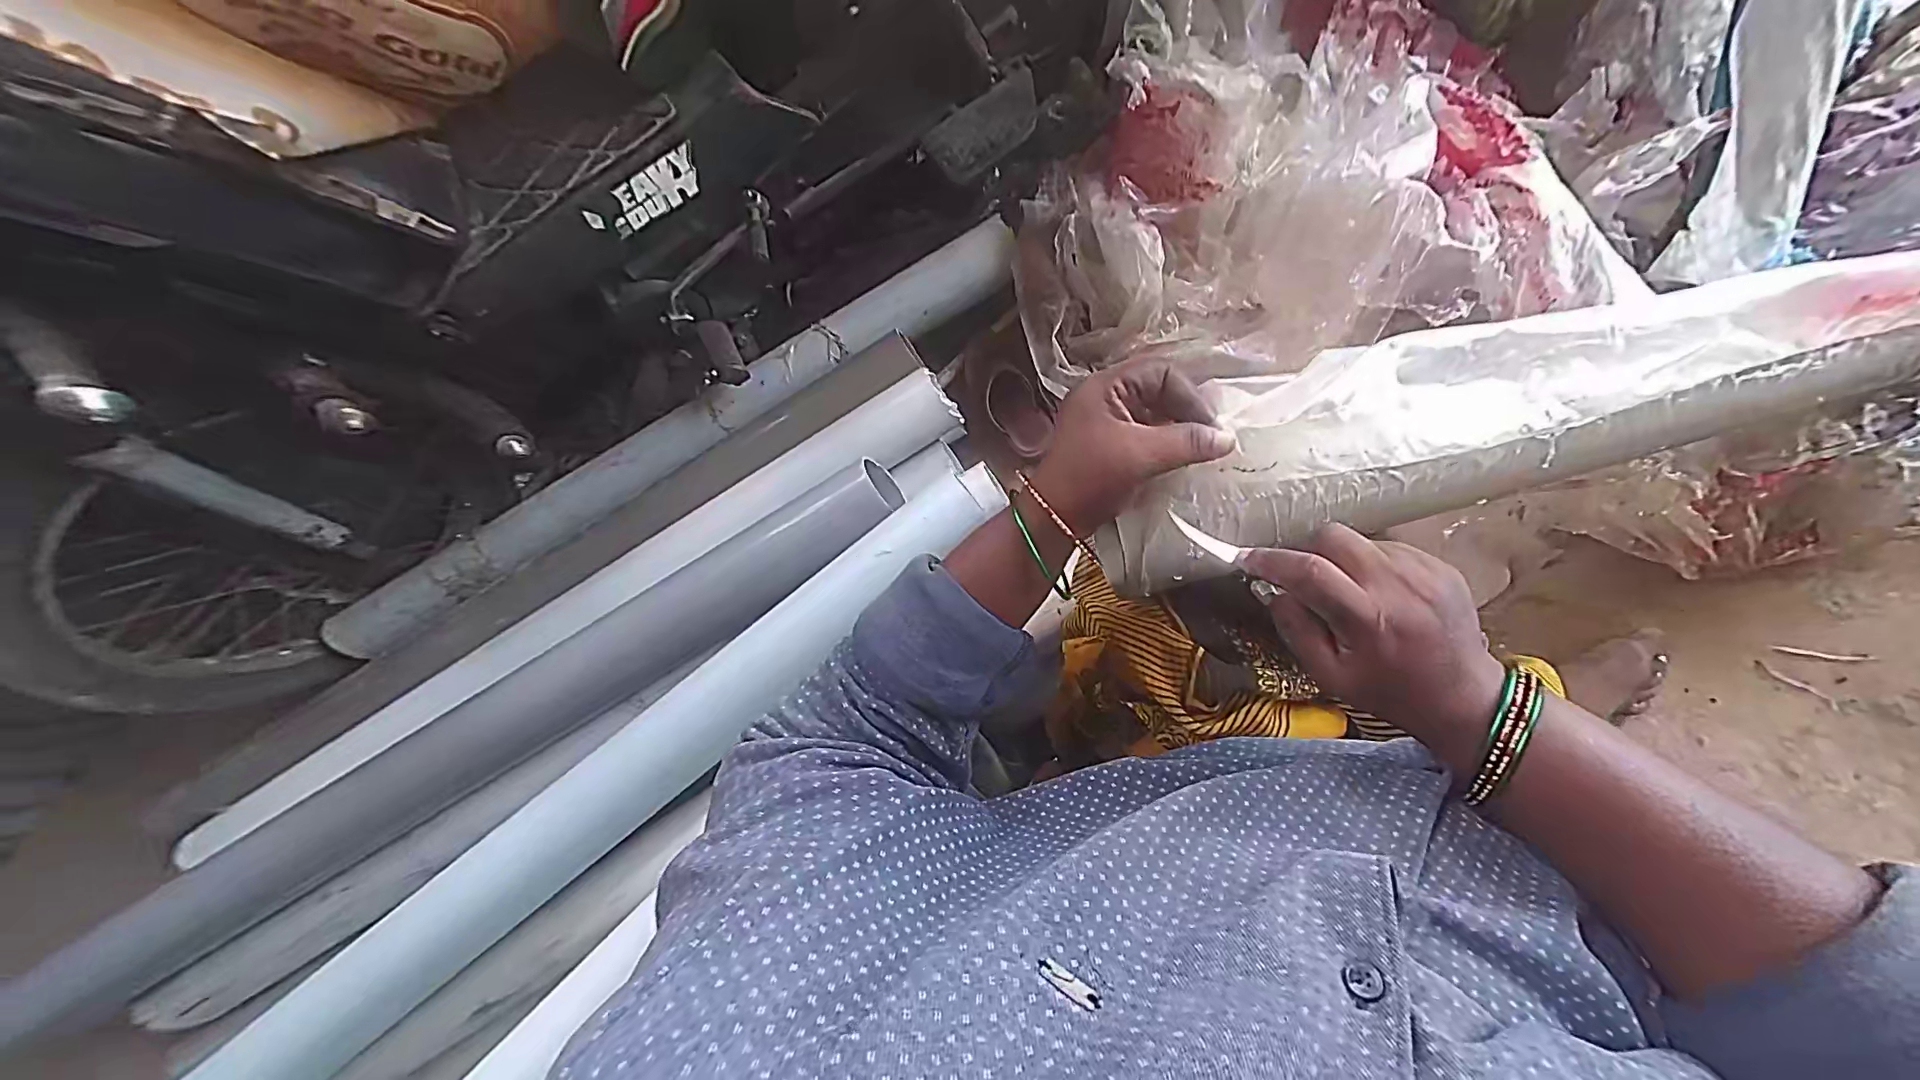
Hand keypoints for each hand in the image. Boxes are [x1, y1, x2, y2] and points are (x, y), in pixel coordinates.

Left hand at [1027, 356, 1237, 531]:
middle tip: (1211, 434)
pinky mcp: (1107, 444)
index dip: (1190, 395)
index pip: (1160, 372)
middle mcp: (1103, 396)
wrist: (1053, 516)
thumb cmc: (1091, 478)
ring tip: (1201, 447)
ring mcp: (1103, 420)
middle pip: (1157, 389)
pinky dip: (1165, 441)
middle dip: (1186, 410)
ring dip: (1178, 427)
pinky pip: (1144, 432)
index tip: (1209, 426)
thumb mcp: (1141, 456)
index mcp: (1104, 386)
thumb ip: (1186, 442)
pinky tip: (1181, 457)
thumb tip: (1227, 438)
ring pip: (1152, 412)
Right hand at [1240, 524, 1506, 763]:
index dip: (1270, 560)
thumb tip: (1274, 590)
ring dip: (1339, 558)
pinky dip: (1369, 563)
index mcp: (1368, 618)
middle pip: (1332, 537)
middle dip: (1305, 550)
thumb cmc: (1389, 692)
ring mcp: (1425, 572)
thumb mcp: (1328, 675)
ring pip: (1359, 539)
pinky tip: (1375, 592)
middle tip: (1301, 576)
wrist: (1465, 698)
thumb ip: (1295, 628)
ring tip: (1345, 590)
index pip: (1309, 570)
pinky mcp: (1440, 567)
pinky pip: (1387, 547)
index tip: (1247, 560)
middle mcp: (1398, 586)